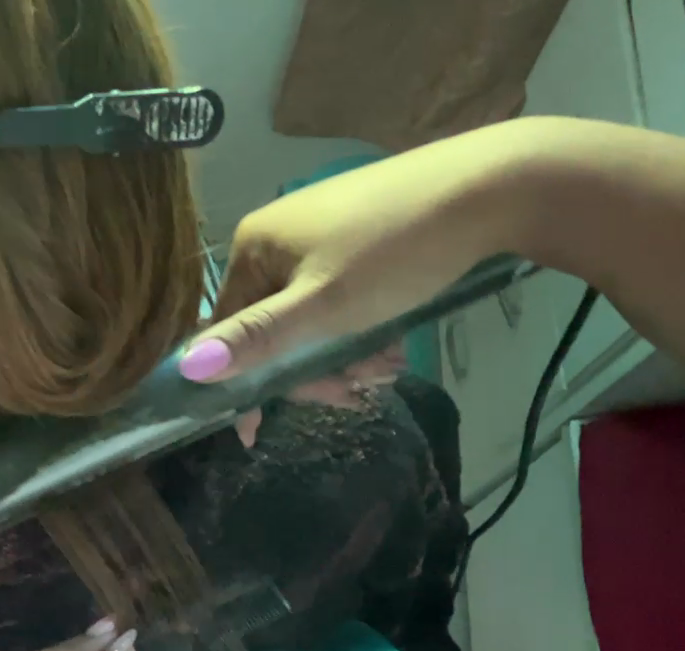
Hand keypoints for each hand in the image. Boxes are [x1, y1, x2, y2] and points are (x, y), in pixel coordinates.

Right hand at [179, 121, 543, 442]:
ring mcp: (316, 233)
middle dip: (310, 369)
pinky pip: (335, 300)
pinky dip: (357, 329)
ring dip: (341, 355)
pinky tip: (390, 342)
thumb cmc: (396, 251)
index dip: (243, 382)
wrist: (496, 186)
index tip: (257, 431)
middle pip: (271, 328)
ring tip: (386, 366)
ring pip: (308, 320)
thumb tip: (187, 370)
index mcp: (252, 246)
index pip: (227, 330)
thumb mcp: (321, 306)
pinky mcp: (355, 235)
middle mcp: (275, 237)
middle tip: (354, 392)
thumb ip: (255, 339)